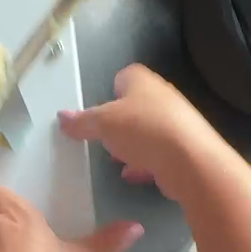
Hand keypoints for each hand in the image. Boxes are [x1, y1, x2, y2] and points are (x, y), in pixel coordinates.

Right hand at [58, 65, 234, 199]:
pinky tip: (132, 175)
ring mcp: (175, 123)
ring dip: (132, 144)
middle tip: (104, 137)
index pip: (124, 76)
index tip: (98, 110)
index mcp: (142, 82)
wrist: (188, 160)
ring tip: (117, 159)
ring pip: (147, 130)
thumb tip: (61, 117)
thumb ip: (82, 122)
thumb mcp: (103, 124)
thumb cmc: (142, 130)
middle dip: (119, 122)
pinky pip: (157, 154)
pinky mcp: (182, 148)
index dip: (110, 90)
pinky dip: (144, 163)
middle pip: (136, 105)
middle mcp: (161, 97)